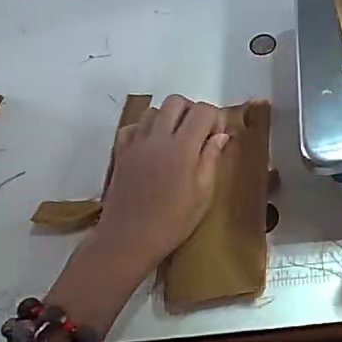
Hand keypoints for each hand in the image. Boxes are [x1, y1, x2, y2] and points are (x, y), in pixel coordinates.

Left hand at [95, 96, 230, 268]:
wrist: (128, 239)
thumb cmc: (173, 221)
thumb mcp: (203, 194)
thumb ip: (211, 159)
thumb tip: (221, 136)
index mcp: (182, 147)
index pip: (203, 111)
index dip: (215, 118)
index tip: (218, 137)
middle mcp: (157, 137)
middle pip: (177, 101)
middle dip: (192, 111)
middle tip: (199, 135)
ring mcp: (135, 143)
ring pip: (154, 111)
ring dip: (169, 119)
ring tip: (175, 142)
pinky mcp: (120, 152)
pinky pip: (133, 127)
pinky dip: (145, 130)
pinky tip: (152, 149)